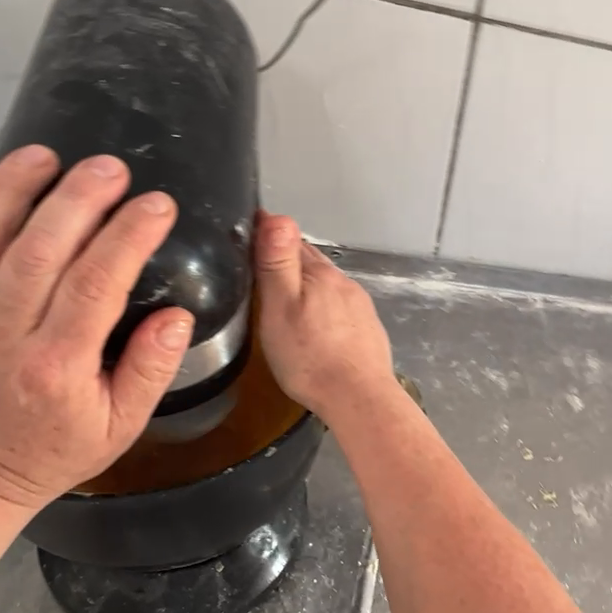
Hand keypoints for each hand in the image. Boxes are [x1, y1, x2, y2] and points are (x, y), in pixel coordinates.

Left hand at [0, 146, 193, 508]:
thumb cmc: (56, 449)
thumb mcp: (122, 425)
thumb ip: (151, 370)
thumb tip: (176, 315)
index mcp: (55, 366)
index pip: (94, 286)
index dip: (127, 238)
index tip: (157, 205)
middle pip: (37, 251)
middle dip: (76, 200)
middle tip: (110, 167)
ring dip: (12, 189)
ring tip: (45, 154)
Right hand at [253, 211, 395, 421]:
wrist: (358, 397)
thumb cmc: (310, 356)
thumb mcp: (281, 307)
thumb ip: (278, 263)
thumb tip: (277, 216)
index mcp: (320, 274)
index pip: (289, 240)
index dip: (266, 235)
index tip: (244, 234)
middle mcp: (344, 283)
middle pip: (310, 262)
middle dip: (286, 259)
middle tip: (257, 265)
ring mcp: (359, 306)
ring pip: (327, 285)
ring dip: (306, 285)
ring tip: (282, 297)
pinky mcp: (367, 328)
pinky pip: (339, 308)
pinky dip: (322, 307)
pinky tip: (313, 323)